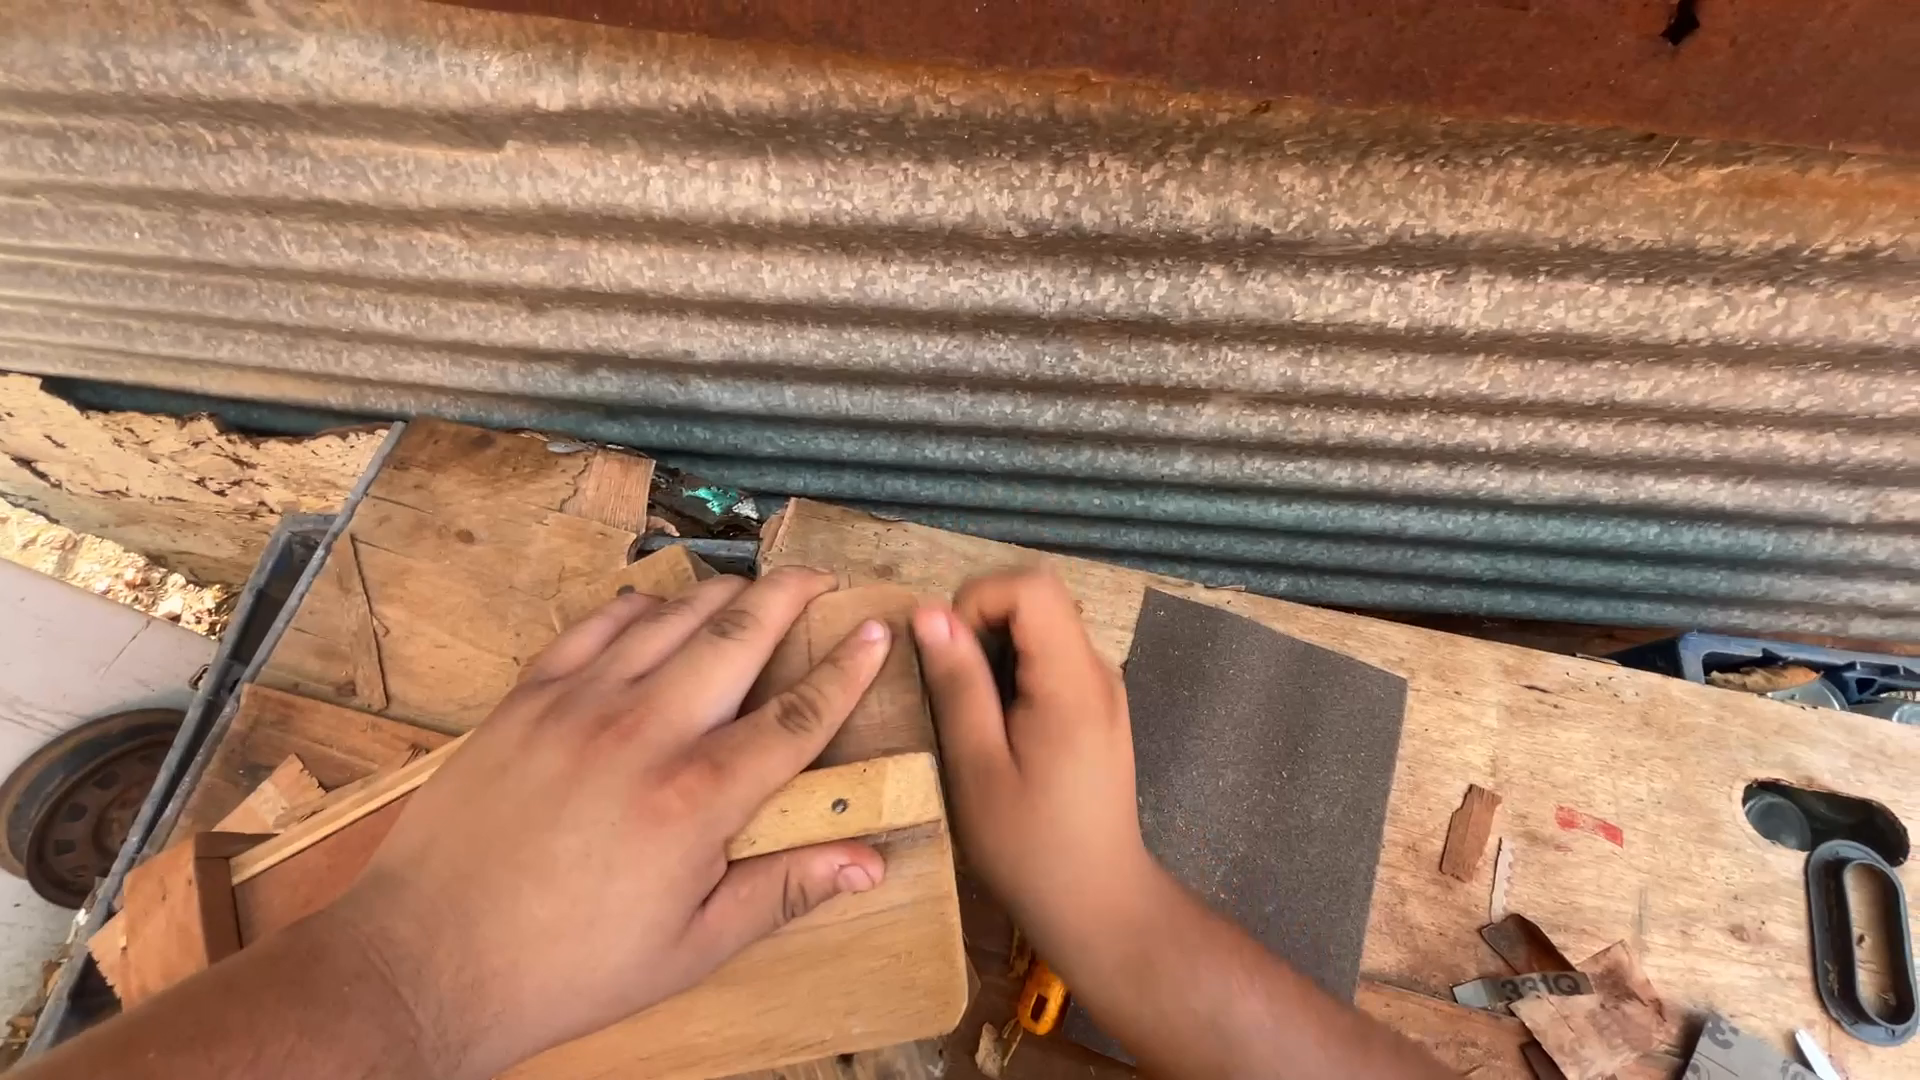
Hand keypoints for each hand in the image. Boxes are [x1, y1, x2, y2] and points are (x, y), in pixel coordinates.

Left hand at [316, 569, 892, 1079]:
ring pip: (676, 615)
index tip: (877, 631)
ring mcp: (582, 703)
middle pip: (741, 634)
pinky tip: (662, 611)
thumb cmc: (569, 966)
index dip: (848, 669)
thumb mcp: (692, 948)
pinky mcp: (529, 695)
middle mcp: (647, 732)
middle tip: (821, 576)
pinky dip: (645, 605)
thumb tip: (871, 864)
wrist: (416, 967)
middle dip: (793, 593)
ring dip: (727, 592)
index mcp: (697, 799)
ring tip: (755, 590)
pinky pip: (600, 622)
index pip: (799, 717)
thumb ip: (786, 890)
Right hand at [910, 570, 1153, 955]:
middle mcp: (1099, 669)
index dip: (979, 600)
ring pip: (1043, 624)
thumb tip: (928, 612)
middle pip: (1039, 598)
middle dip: (983, 623)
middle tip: (955, 687)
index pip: (1033, 586)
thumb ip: (958, 684)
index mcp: (1073, 681)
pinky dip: (1017, 668)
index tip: (949, 651)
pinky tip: (1003, 723)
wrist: (1099, 901)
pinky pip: (1053, 655)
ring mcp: (1105, 685)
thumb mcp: (977, 767)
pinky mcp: (1100, 703)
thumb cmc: (1029, 847)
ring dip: (997, 648)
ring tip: (976, 711)